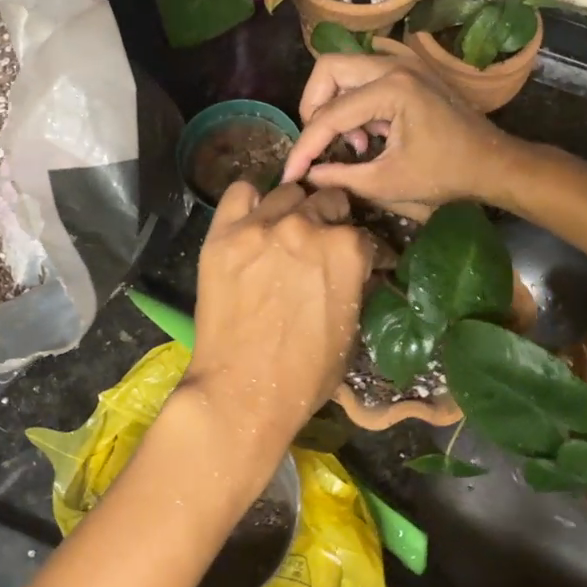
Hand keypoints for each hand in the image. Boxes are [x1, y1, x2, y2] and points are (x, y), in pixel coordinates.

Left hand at [184, 181, 374, 449]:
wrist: (242, 394)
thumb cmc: (305, 375)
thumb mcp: (350, 329)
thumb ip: (354, 284)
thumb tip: (357, 269)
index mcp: (346, 250)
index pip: (363, 233)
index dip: (363, 250)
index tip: (357, 261)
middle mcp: (306, 226)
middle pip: (327, 202)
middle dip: (330, 221)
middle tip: (319, 246)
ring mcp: (261, 226)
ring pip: (287, 193)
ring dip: (293, 210)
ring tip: (284, 233)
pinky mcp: (224, 234)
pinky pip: (240, 193)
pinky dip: (250, 203)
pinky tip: (253, 221)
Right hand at [281, 54, 519, 210]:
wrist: (493, 162)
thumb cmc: (447, 174)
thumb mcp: (390, 182)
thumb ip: (343, 176)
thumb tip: (308, 175)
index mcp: (392, 89)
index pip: (330, 115)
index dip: (305, 146)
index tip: (291, 173)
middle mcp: (395, 64)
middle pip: (328, 69)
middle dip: (315, 108)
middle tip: (323, 144)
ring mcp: (404, 61)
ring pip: (345, 68)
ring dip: (337, 104)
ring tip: (357, 143)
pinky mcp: (410, 68)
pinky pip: (366, 72)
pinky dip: (356, 97)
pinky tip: (372, 130)